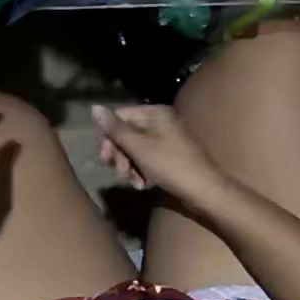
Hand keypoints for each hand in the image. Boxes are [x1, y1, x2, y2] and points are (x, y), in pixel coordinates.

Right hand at [92, 105, 224, 202]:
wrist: (205, 191)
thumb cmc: (171, 166)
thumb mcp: (139, 148)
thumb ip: (116, 129)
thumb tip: (94, 107)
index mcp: (155, 113)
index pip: (120, 116)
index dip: (109, 137)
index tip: (105, 157)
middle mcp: (161, 121)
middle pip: (126, 133)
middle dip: (119, 154)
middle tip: (118, 172)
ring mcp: (166, 139)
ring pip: (134, 149)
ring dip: (129, 166)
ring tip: (134, 182)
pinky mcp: (169, 157)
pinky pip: (146, 159)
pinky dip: (141, 171)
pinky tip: (142, 185)